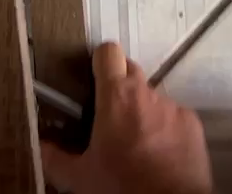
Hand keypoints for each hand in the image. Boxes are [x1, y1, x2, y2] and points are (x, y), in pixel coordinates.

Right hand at [41, 43, 213, 193]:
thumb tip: (38, 145)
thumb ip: (55, 158)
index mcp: (116, 96)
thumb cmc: (123, 189)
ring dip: (142, 111)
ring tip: (135, 143)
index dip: (100, 61)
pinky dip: (165, 128)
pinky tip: (159, 154)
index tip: (93, 78)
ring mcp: (172, 107)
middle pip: (130, 70)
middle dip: (120, 86)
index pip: (108, 52)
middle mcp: (146, 92)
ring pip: (151, 97)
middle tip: (109, 117)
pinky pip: (173, 116)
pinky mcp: (192, 124)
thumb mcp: (81, 179)